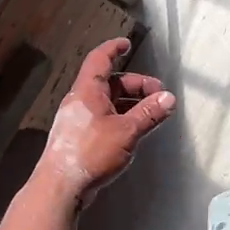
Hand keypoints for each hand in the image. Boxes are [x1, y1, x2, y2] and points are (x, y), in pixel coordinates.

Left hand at [37, 38, 174, 204]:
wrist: (61, 186)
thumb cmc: (91, 152)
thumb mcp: (126, 131)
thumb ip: (149, 114)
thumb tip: (169, 98)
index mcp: (88, 91)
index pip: (100, 59)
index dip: (113, 48)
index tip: (127, 43)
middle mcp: (81, 101)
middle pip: (110, 83)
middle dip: (136, 85)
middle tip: (158, 95)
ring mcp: (79, 119)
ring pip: (108, 102)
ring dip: (130, 103)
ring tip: (151, 114)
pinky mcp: (80, 137)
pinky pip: (104, 118)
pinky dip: (121, 117)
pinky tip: (134, 130)